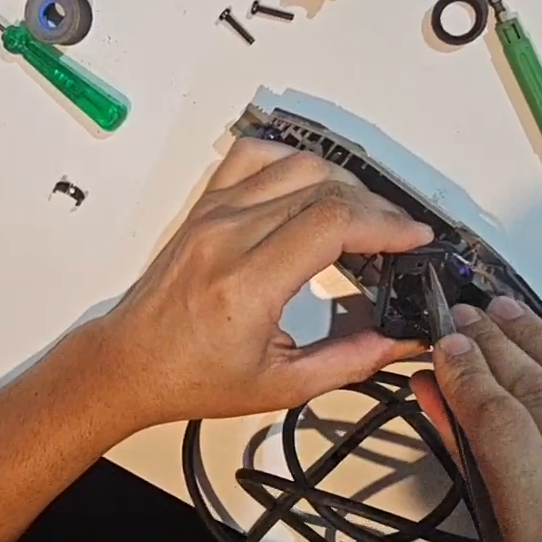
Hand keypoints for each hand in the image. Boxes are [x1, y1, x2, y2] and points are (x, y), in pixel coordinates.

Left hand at [92, 138, 433, 429]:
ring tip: (362, 213)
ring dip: (341, 182)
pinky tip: (307, 183)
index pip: (331, 222)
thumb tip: (399, 341)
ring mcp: (211, 215)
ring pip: (293, 164)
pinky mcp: (203, 208)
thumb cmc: (190, 376)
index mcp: (246, 285)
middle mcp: (226, 238)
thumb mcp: (280, 385)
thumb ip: (348, 360)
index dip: (385, 223)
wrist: (129, 363)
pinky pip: (251, 156)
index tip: (412, 237)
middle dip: (375, 207)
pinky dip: (289, 159)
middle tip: (396, 234)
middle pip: (322, 188)